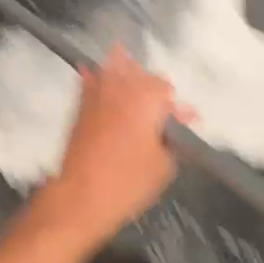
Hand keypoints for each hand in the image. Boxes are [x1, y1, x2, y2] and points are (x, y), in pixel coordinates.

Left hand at [30, 45, 190, 246]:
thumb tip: (185, 117)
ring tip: (130, 77)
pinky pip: (88, 79)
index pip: (165, 87)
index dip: (174, 105)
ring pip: (113, 68)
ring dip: (124, 71)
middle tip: (159, 111)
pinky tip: (93, 72)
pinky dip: (94, 75)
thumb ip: (175, 136)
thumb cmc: (128, 181)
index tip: (179, 123)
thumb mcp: (164, 164)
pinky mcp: (79, 105)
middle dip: (152, 87)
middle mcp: (121, 88)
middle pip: (140, 73)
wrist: (81, 194)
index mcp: (146, 99)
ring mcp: (97, 94)